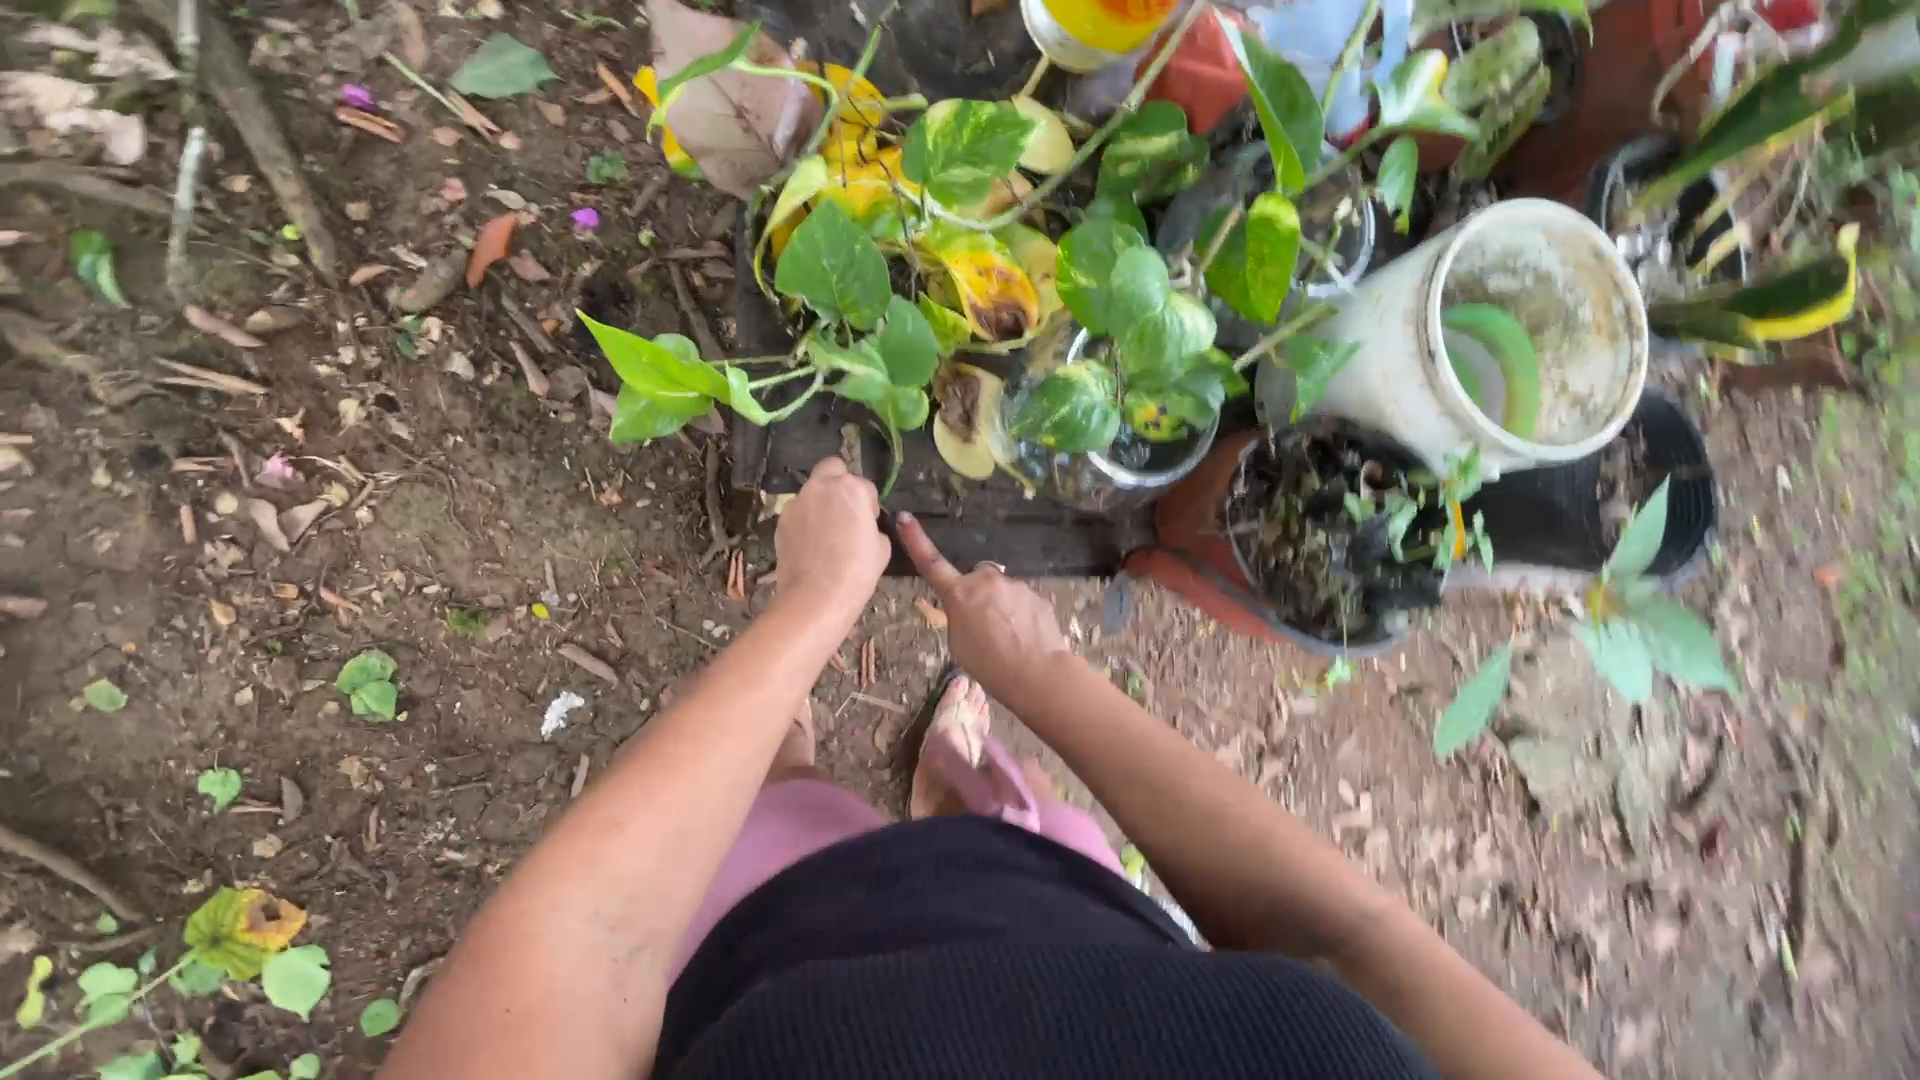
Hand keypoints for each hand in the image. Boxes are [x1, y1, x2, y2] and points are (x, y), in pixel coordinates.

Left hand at [774, 457, 888, 625]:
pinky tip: (811, 545)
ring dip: (820, 503)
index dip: (869, 505)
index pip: (865, 486)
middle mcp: (822, 487)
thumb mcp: (882, 548)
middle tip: (845, 511)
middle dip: (840, 483)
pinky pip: (798, 512)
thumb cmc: (857, 571)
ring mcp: (797, 502)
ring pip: (812, 491)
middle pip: (832, 468)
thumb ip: (873, 527)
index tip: (869, 524)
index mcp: (852, 488)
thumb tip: (863, 528)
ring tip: (825, 533)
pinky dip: (805, 521)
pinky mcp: (781, 520)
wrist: (817, 595)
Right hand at [896, 511, 1071, 699]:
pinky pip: (1023, 602)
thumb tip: (969, 607)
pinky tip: (1026, 638)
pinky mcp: (1037, 595)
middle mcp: (987, 581)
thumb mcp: (958, 644)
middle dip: (978, 594)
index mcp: (960, 593)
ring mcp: (1015, 586)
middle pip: (977, 579)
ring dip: (1002, 607)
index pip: (932, 563)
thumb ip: (958, 617)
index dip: (916, 540)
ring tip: (1008, 639)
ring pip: (1002, 591)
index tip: (905, 518)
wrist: (1036, 673)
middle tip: (984, 627)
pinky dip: (1021, 616)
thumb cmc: (989, 665)